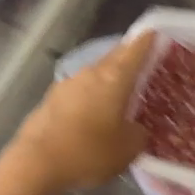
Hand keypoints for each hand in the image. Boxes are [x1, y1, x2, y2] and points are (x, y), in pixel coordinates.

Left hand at [5, 32, 155, 194]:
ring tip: (121, 94)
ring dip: (109, 79)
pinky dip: (91, 96)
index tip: (157, 33)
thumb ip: (139, 133)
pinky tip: (94, 113)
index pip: (135, 49)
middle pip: (114, 57)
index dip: (148, 40)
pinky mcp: (52, 98)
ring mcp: (68, 83)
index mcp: (114, 78)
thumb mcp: (127, 149)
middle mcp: (90, 72)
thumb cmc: (89, 152)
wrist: (37, 162)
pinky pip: (80, 90)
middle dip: (129, 58)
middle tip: (146, 64)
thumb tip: (136, 127)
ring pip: (96, 74)